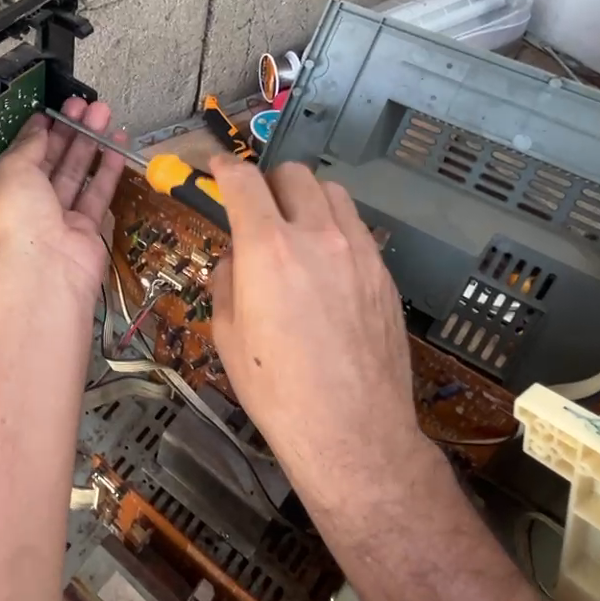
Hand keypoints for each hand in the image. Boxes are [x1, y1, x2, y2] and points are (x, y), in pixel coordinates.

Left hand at [0, 97, 127, 301]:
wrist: (42, 274)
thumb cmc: (14, 220)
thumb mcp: (12, 169)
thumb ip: (29, 145)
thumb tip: (38, 127)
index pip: (21, 155)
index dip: (39, 131)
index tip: (55, 109)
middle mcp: (26, 206)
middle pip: (51, 161)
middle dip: (69, 130)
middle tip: (86, 105)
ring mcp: (56, 219)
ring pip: (76, 174)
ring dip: (90, 143)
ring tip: (105, 114)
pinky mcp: (85, 231)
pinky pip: (96, 194)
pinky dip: (107, 169)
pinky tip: (117, 145)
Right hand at [207, 157, 437, 501]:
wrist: (353, 433)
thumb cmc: (276, 388)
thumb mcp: (227, 332)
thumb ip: (227, 280)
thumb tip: (236, 259)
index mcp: (268, 247)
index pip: (243, 181)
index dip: (223, 167)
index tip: (215, 168)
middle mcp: (317, 236)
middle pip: (294, 174)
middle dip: (268, 181)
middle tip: (256, 207)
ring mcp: (358, 253)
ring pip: (333, 193)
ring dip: (307, 198)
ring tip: (295, 228)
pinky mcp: (384, 274)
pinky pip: (356, 228)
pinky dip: (334, 228)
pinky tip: (326, 265)